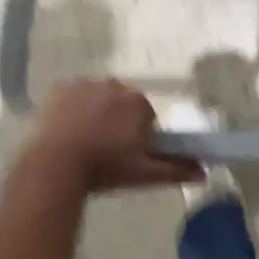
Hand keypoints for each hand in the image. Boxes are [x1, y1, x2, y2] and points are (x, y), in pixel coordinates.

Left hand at [23, 79, 201, 191]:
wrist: (54, 164)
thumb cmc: (104, 168)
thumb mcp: (144, 174)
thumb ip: (176, 170)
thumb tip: (204, 171)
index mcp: (138, 102)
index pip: (145, 116)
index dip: (138, 136)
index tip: (126, 155)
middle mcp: (114, 85)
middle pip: (121, 104)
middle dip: (117, 122)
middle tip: (104, 151)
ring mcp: (84, 84)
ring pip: (97, 98)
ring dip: (95, 113)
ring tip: (82, 143)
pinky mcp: (59, 88)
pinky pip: (72, 96)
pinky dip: (72, 109)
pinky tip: (65, 131)